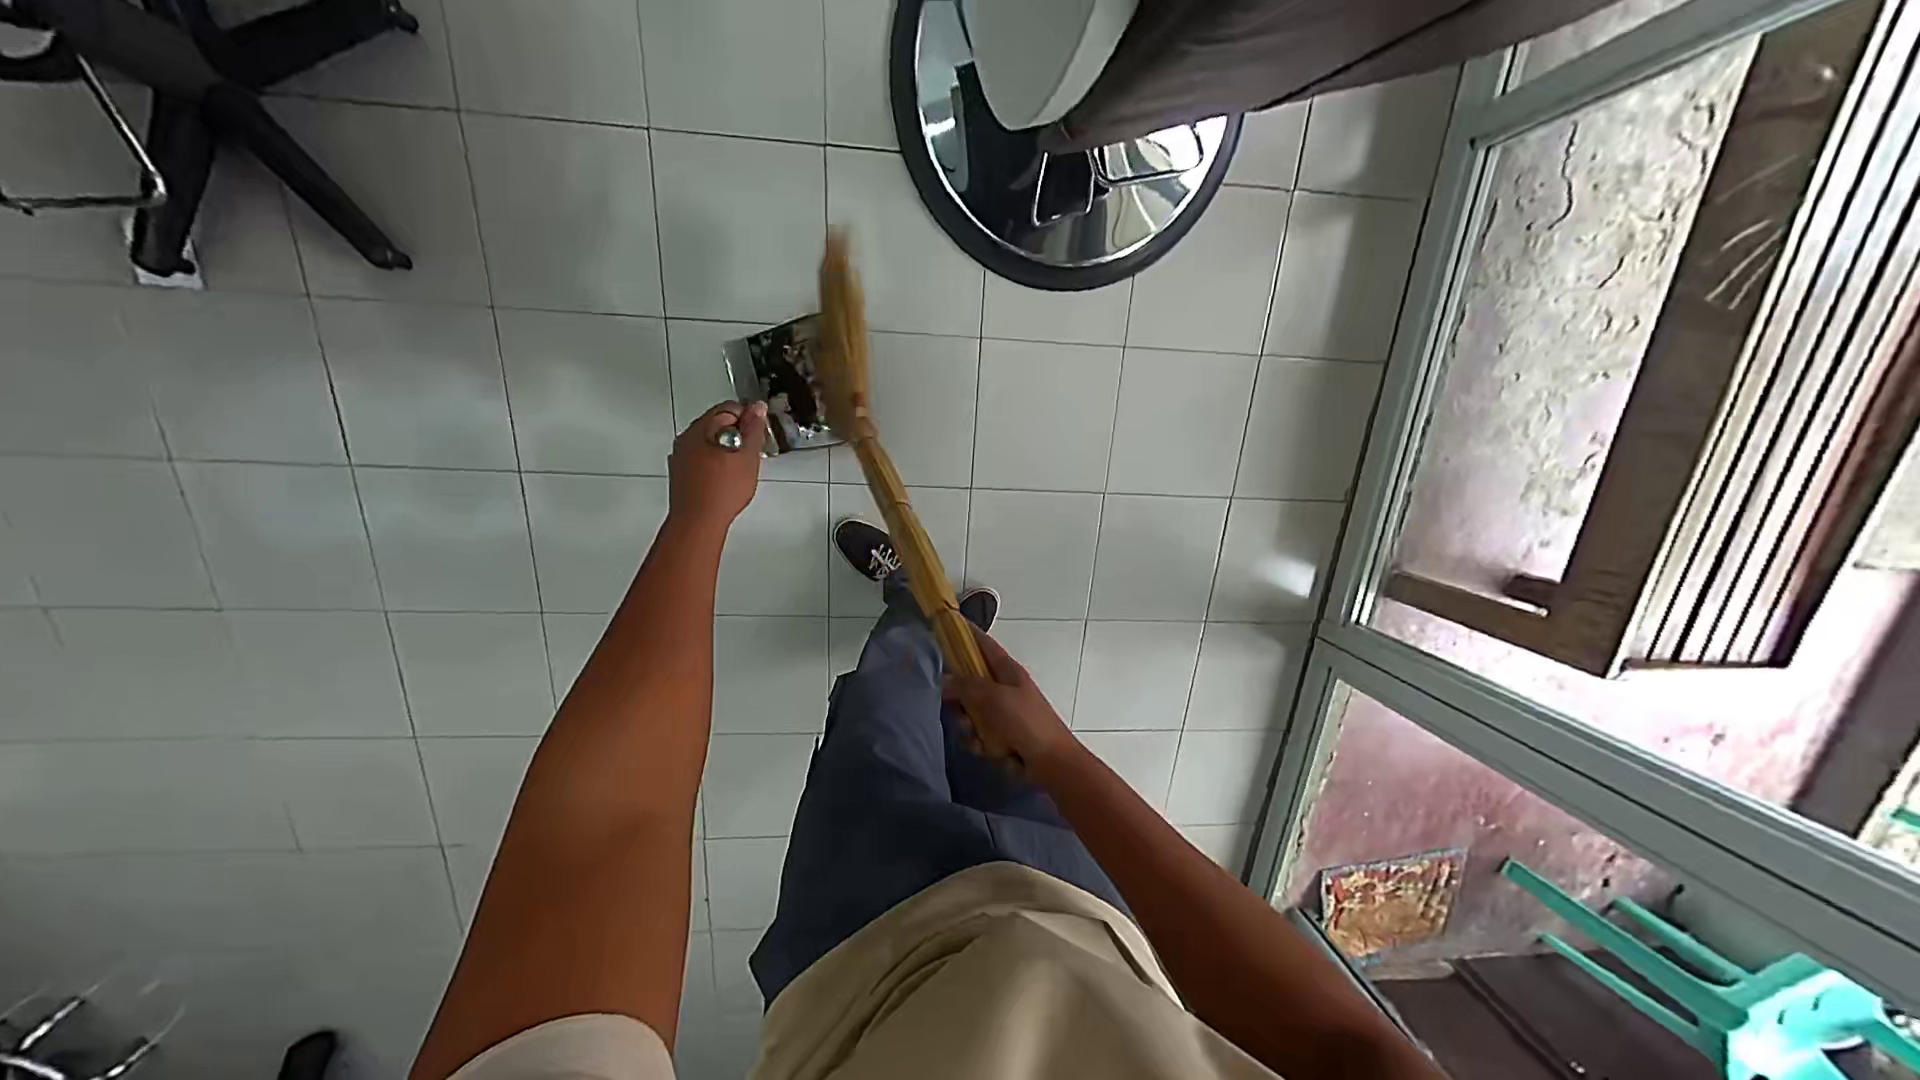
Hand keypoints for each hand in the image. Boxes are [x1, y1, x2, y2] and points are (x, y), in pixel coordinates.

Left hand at [668, 401, 766, 532]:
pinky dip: (715, 463)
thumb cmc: (721, 491)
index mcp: (702, 428)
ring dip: (726, 450)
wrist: (698, 521)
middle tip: (751, 454)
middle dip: (737, 435)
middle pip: (717, 423)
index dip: (749, 420)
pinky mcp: (681, 472)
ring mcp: (681, 456)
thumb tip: (757, 407)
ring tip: (739, 470)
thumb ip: (754, 428)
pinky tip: (725, 480)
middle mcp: (687, 438)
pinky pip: (701, 458)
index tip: (758, 436)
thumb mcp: (748, 456)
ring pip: (709, 442)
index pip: (729, 408)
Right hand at [941, 625, 1079, 776]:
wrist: (1051, 763)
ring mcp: (1001, 711)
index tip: (945, 624)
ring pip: (968, 710)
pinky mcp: (999, 734)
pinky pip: (976, 732)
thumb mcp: (994, 698)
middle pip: (967, 681)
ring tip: (977, 734)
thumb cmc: (1026, 723)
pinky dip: (978, 741)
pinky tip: (986, 749)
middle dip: (959, 697)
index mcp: (1006, 670)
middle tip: (956, 707)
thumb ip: (966, 686)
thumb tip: (943, 679)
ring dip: (967, 724)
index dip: (965, 633)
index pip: (982, 643)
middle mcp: (1002, 687)